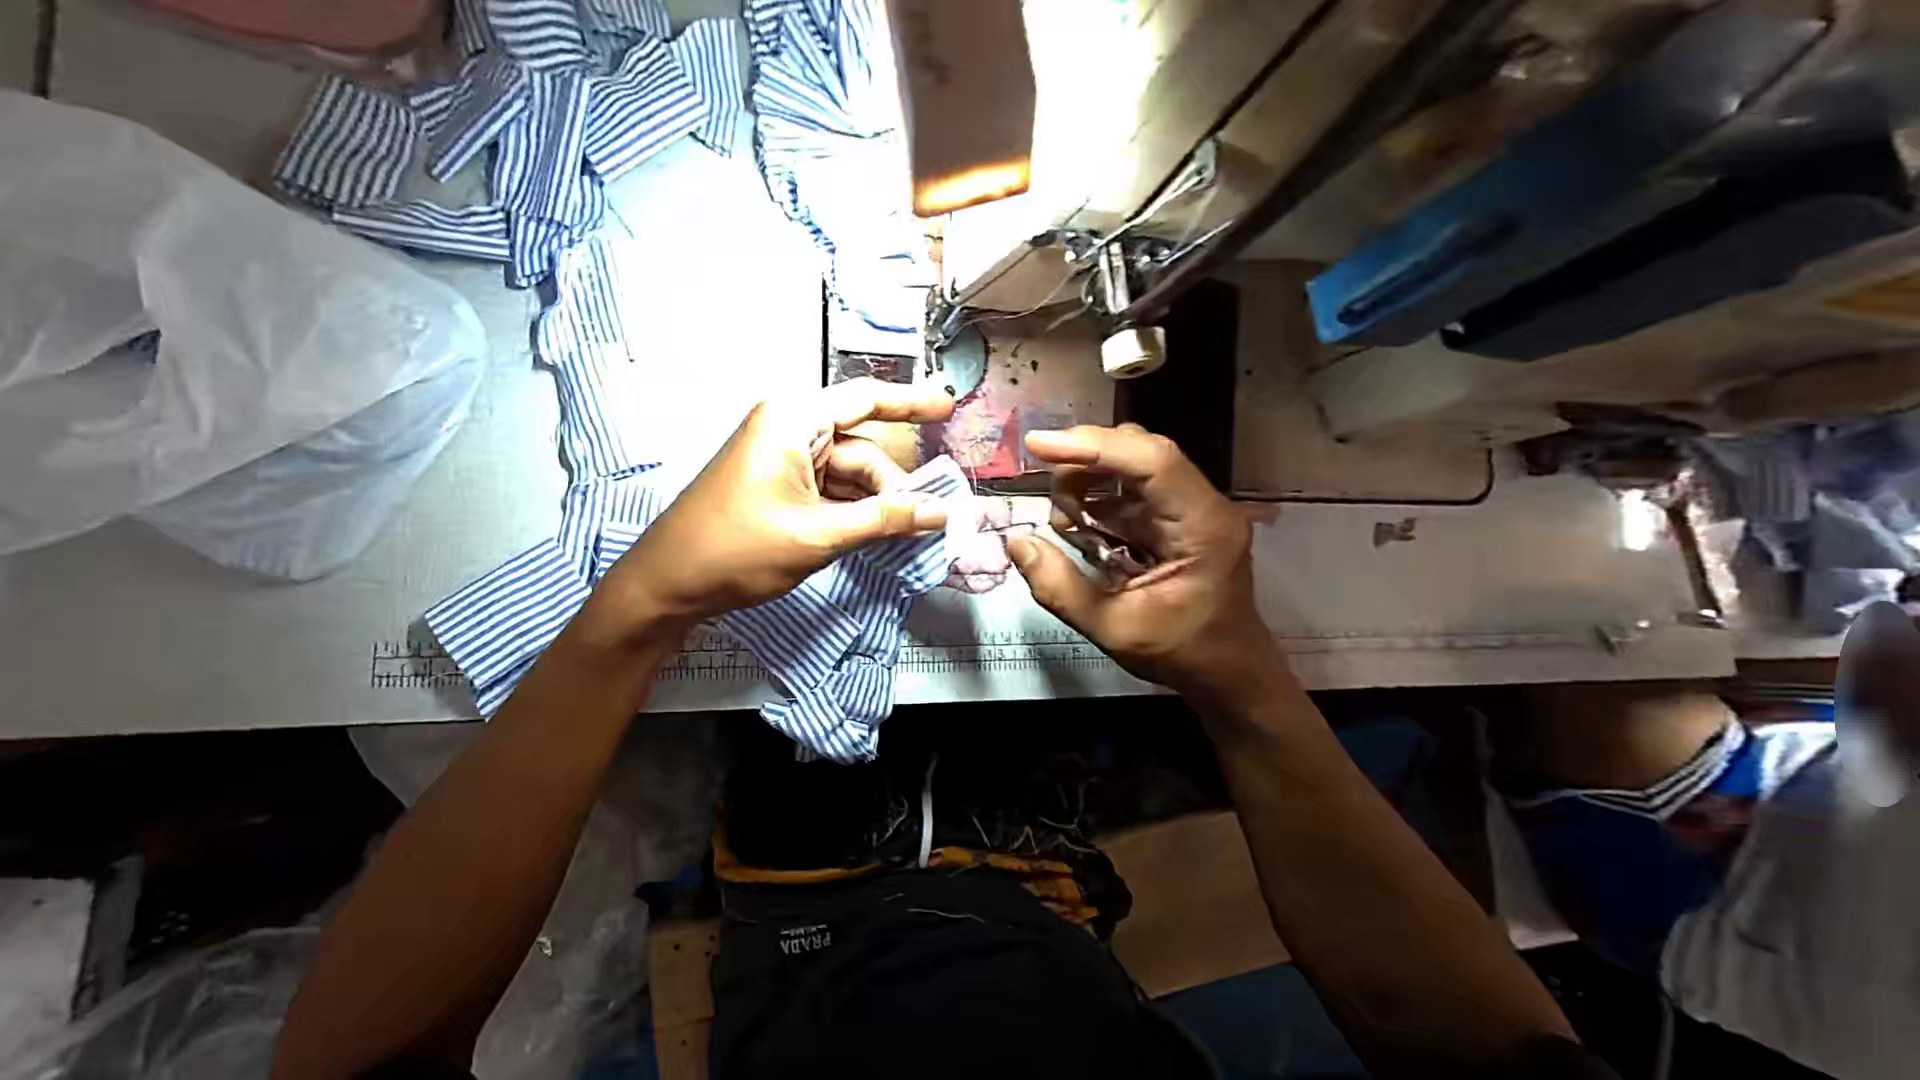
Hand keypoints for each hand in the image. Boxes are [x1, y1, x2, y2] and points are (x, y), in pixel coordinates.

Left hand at [579, 379, 954, 647]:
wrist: (667, 585)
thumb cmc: (736, 548)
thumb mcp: (819, 534)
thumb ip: (885, 520)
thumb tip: (939, 512)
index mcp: (793, 420)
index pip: (865, 399)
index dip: (911, 403)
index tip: (948, 405)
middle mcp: (789, 430)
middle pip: (861, 448)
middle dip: (892, 485)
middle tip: (925, 519)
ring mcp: (781, 460)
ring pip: (847, 475)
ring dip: (873, 504)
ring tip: (898, 536)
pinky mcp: (777, 488)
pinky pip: (828, 491)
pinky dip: (852, 511)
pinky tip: (872, 535)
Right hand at [1007, 424, 1279, 701]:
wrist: (1229, 672)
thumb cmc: (1182, 653)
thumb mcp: (1114, 630)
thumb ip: (1061, 588)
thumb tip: (1017, 543)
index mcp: (1203, 527)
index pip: (1152, 462)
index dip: (1093, 446)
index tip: (1038, 446)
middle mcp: (1203, 504)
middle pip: (1141, 452)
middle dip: (1085, 461)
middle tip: (1047, 490)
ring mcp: (1191, 508)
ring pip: (1134, 465)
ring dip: (1089, 481)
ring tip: (1066, 521)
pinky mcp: (1176, 518)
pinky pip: (1132, 491)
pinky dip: (1098, 500)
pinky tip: (1081, 527)